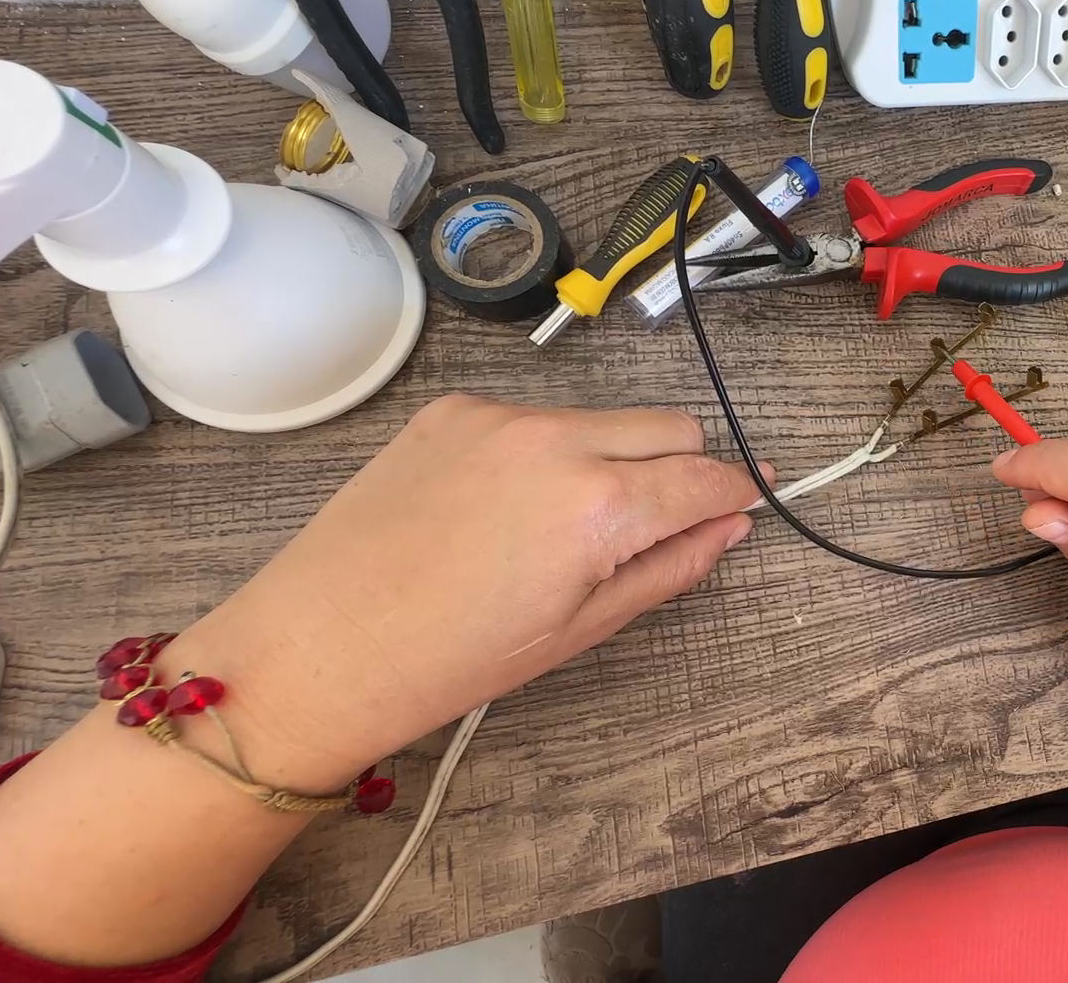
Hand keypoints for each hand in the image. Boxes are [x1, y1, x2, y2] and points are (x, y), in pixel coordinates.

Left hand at [169, 396, 765, 790]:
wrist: (313, 651)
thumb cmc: (461, 659)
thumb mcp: (587, 625)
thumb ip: (674, 565)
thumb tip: (733, 525)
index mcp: (598, 506)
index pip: (707, 477)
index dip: (741, 489)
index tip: (754, 498)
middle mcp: (559, 439)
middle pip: (674, 426)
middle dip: (689, 467)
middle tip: (663, 518)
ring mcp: (504, 415)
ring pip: (613, 418)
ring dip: (624, 457)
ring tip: (576, 517)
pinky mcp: (458, 408)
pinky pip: (548, 417)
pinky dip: (560, 450)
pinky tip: (514, 500)